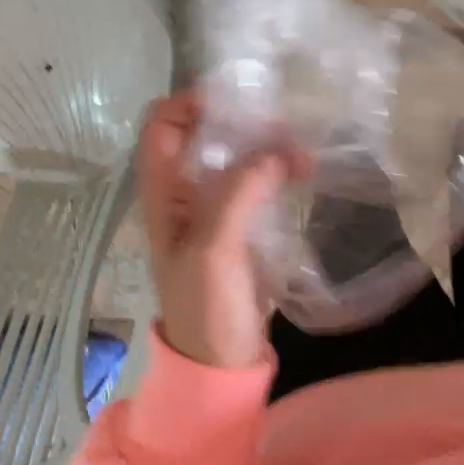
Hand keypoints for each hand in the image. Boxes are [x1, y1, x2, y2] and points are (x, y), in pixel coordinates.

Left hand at [136, 91, 303, 369]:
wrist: (221, 364)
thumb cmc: (207, 305)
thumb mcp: (216, 247)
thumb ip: (239, 192)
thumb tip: (275, 148)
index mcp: (162, 192)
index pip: (161, 124)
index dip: (190, 102)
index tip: (237, 100)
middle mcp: (182, 192)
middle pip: (202, 134)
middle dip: (239, 120)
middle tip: (283, 123)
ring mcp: (210, 210)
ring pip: (232, 156)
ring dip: (263, 146)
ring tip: (302, 150)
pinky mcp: (238, 226)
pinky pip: (253, 182)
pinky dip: (275, 169)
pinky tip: (302, 170)